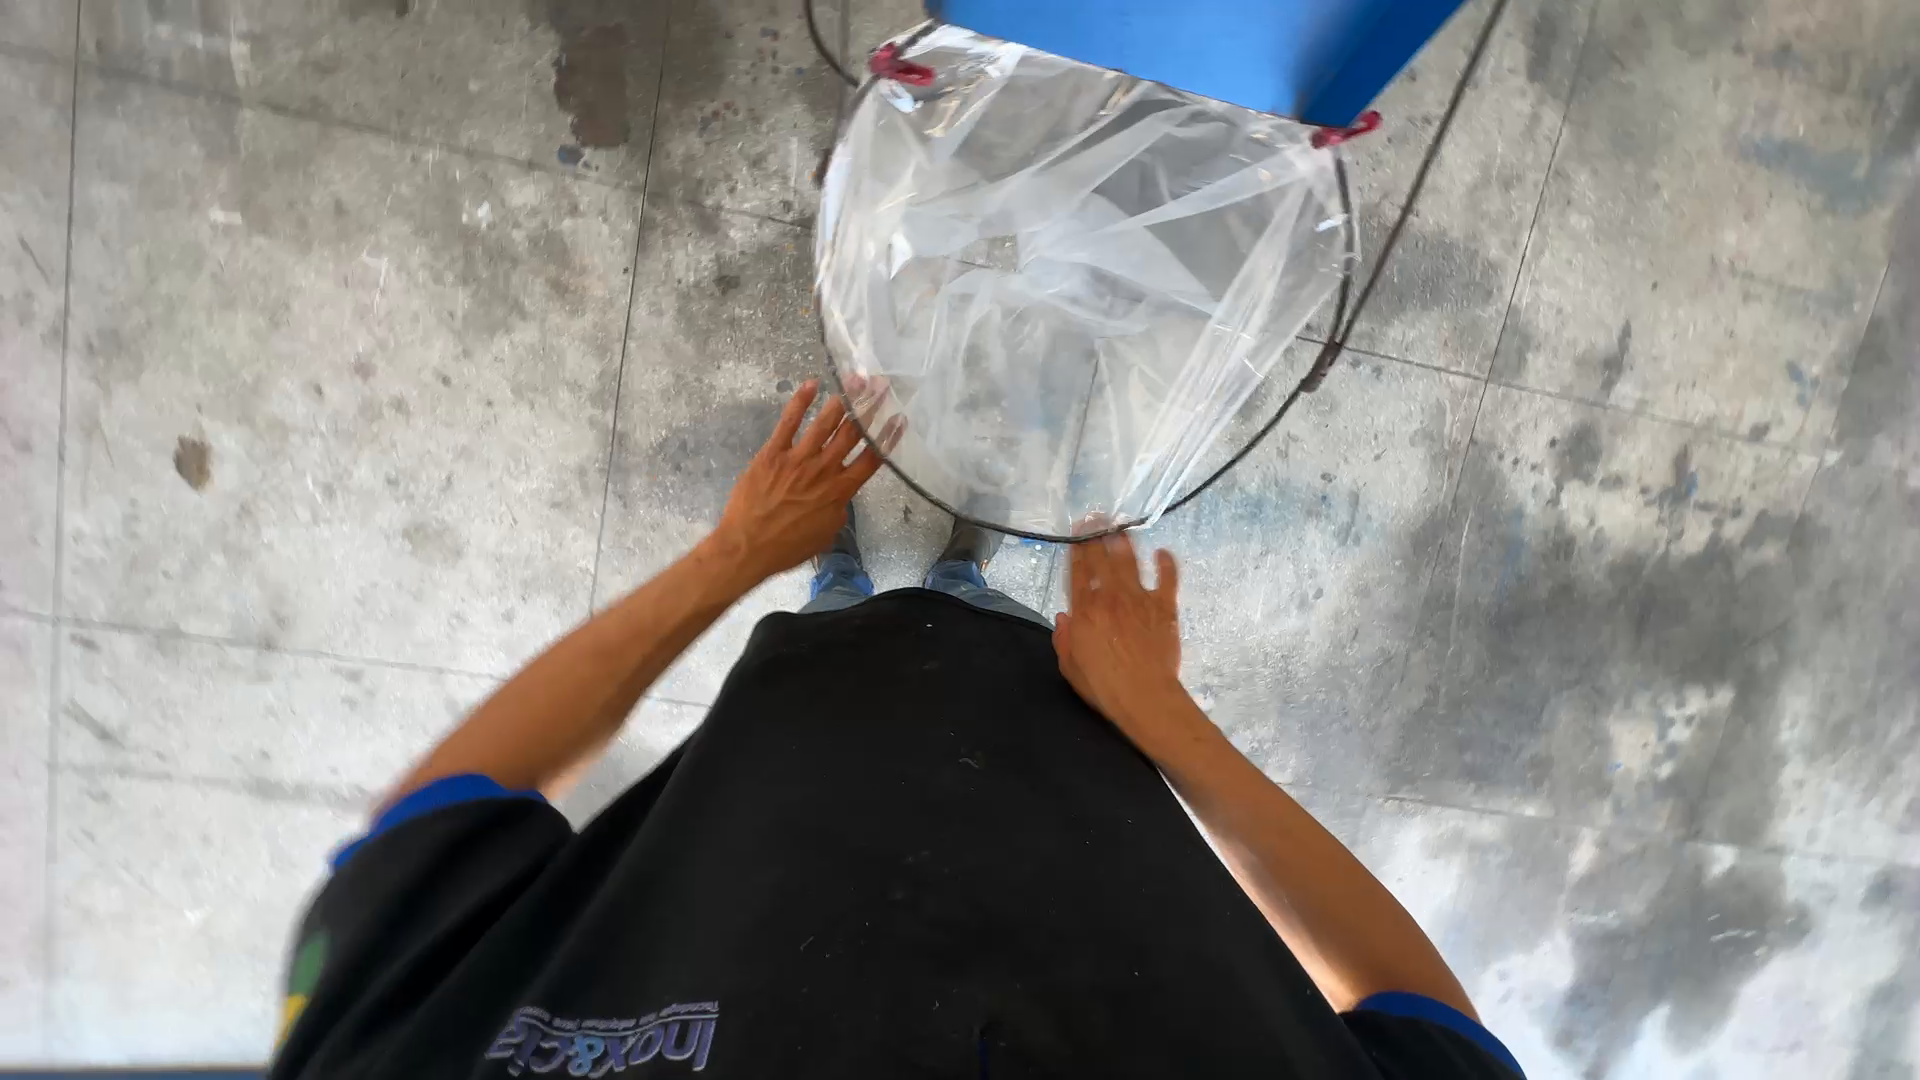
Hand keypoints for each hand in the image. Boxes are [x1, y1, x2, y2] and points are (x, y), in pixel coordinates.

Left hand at [712, 378, 901, 584]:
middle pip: (852, 434)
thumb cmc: (789, 547)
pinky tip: (811, 385)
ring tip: (855, 380)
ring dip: (842, 400)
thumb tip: (841, 494)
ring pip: (825, 423)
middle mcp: (824, 470)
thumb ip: (838, 508)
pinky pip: (789, 423)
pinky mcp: (773, 453)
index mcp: (840, 491)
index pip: (871, 459)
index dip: (887, 438)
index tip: (899, 419)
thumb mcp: (827, 533)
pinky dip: (800, 402)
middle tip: (880, 387)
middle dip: (869, 408)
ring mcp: (798, 459)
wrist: (749, 546)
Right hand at [1053, 529, 1201, 755]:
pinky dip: (1166, 563)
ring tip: (1121, 526)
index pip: (1079, 571)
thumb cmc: (1104, 686)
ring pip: (1130, 561)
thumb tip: (1063, 617)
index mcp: (1085, 610)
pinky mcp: (1165, 607)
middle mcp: (1110, 597)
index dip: (1077, 548)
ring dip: (1125, 541)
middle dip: (1097, 535)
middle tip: (1096, 518)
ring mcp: (1139, 600)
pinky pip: (1167, 578)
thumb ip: (1064, 638)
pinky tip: (1163, 552)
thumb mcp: (1071, 666)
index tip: (1077, 531)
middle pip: (1102, 558)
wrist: (1145, 697)